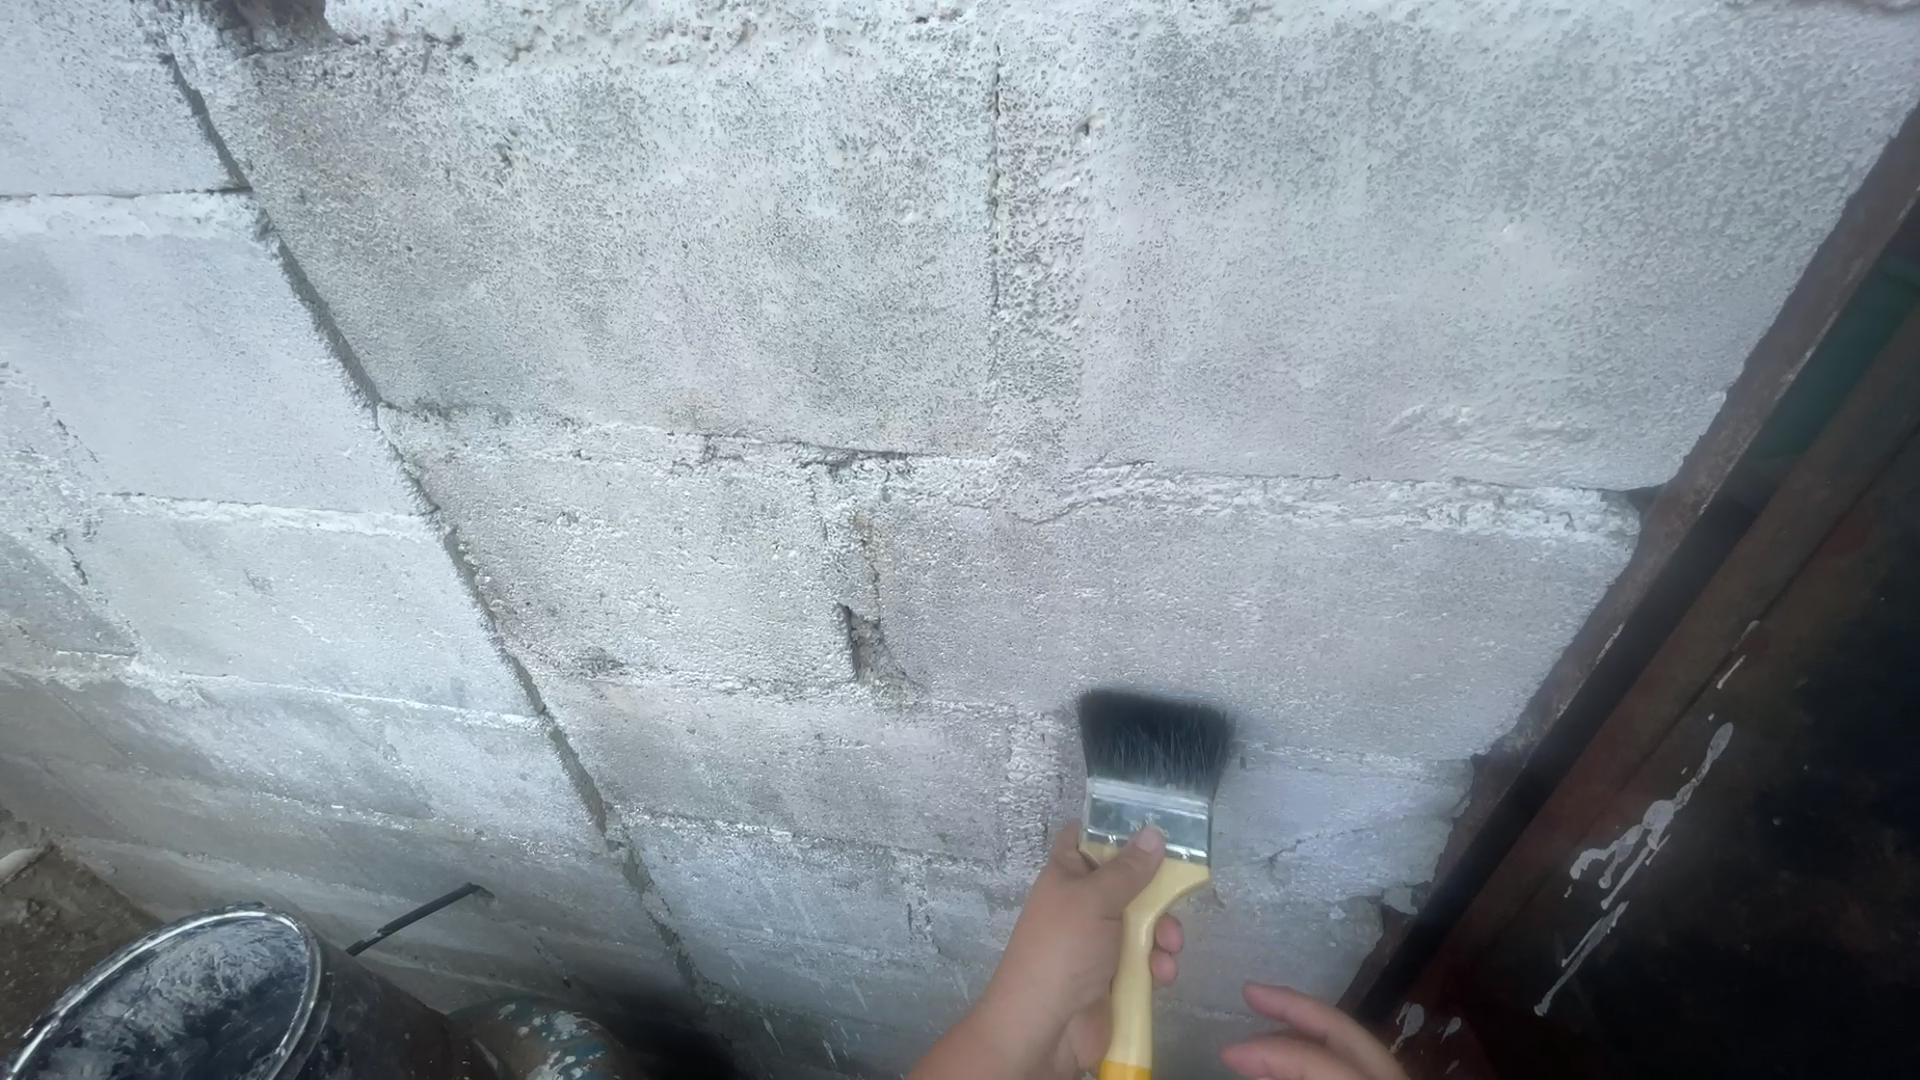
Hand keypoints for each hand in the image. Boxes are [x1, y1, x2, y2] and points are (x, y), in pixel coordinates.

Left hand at [909, 823, 1183, 1079]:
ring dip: (1162, 933)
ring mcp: (1100, 938)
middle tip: (1175, 899)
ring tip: (1168, 946)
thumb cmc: (1062, 948)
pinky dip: (1157, 964)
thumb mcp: (1095, 899)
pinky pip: (1146, 958)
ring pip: (1144, 921)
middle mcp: (1084, 899)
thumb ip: (1128, 869)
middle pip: (1128, 880)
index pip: (1086, 835)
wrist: (1046, 1027)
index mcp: (1068, 871)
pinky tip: (1161, 975)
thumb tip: (1154, 833)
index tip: (1149, 826)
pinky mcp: (1115, 973)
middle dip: (1156, 892)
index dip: (1112, 827)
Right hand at [1221, 983, 1408, 1079]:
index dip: (1269, 1052)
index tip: (1227, 1053)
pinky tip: (1294, 1053)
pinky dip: (1323, 1050)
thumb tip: (1251, 1065)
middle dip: (1293, 1006)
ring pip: (1354, 1044)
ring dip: (1305, 1028)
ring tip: (1264, 1020)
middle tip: (1248, 991)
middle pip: (1344, 1029)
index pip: (1318, 1059)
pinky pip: (1359, 1063)